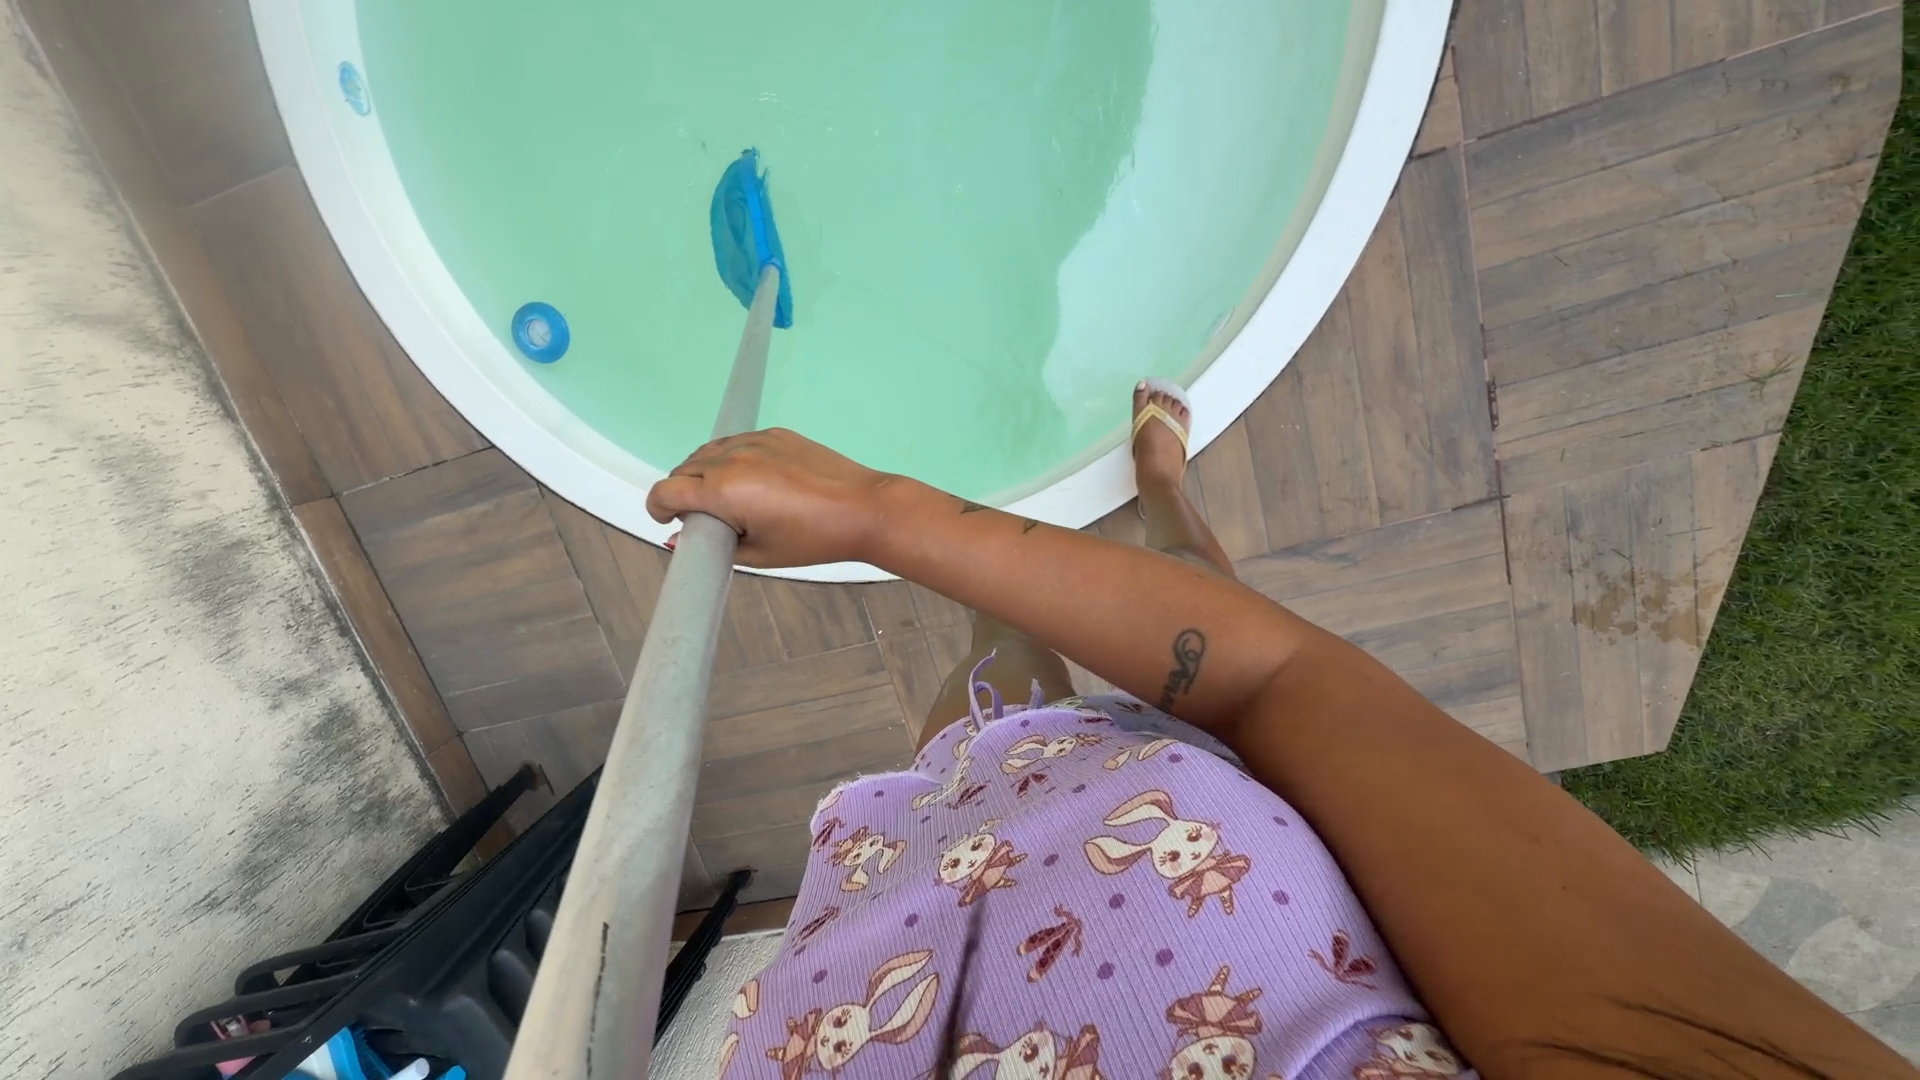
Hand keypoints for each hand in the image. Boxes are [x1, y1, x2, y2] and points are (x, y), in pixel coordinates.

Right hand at [646, 428, 897, 566]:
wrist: (862, 509)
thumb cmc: (815, 537)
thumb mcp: (759, 554)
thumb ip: (714, 546)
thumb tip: (681, 540)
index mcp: (723, 491)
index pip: (665, 491)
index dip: (657, 508)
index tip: (665, 519)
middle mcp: (732, 459)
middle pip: (683, 469)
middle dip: (682, 493)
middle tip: (702, 518)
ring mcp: (755, 441)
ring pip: (708, 452)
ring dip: (704, 473)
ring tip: (727, 500)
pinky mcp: (776, 434)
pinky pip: (737, 443)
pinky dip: (732, 460)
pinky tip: (753, 483)